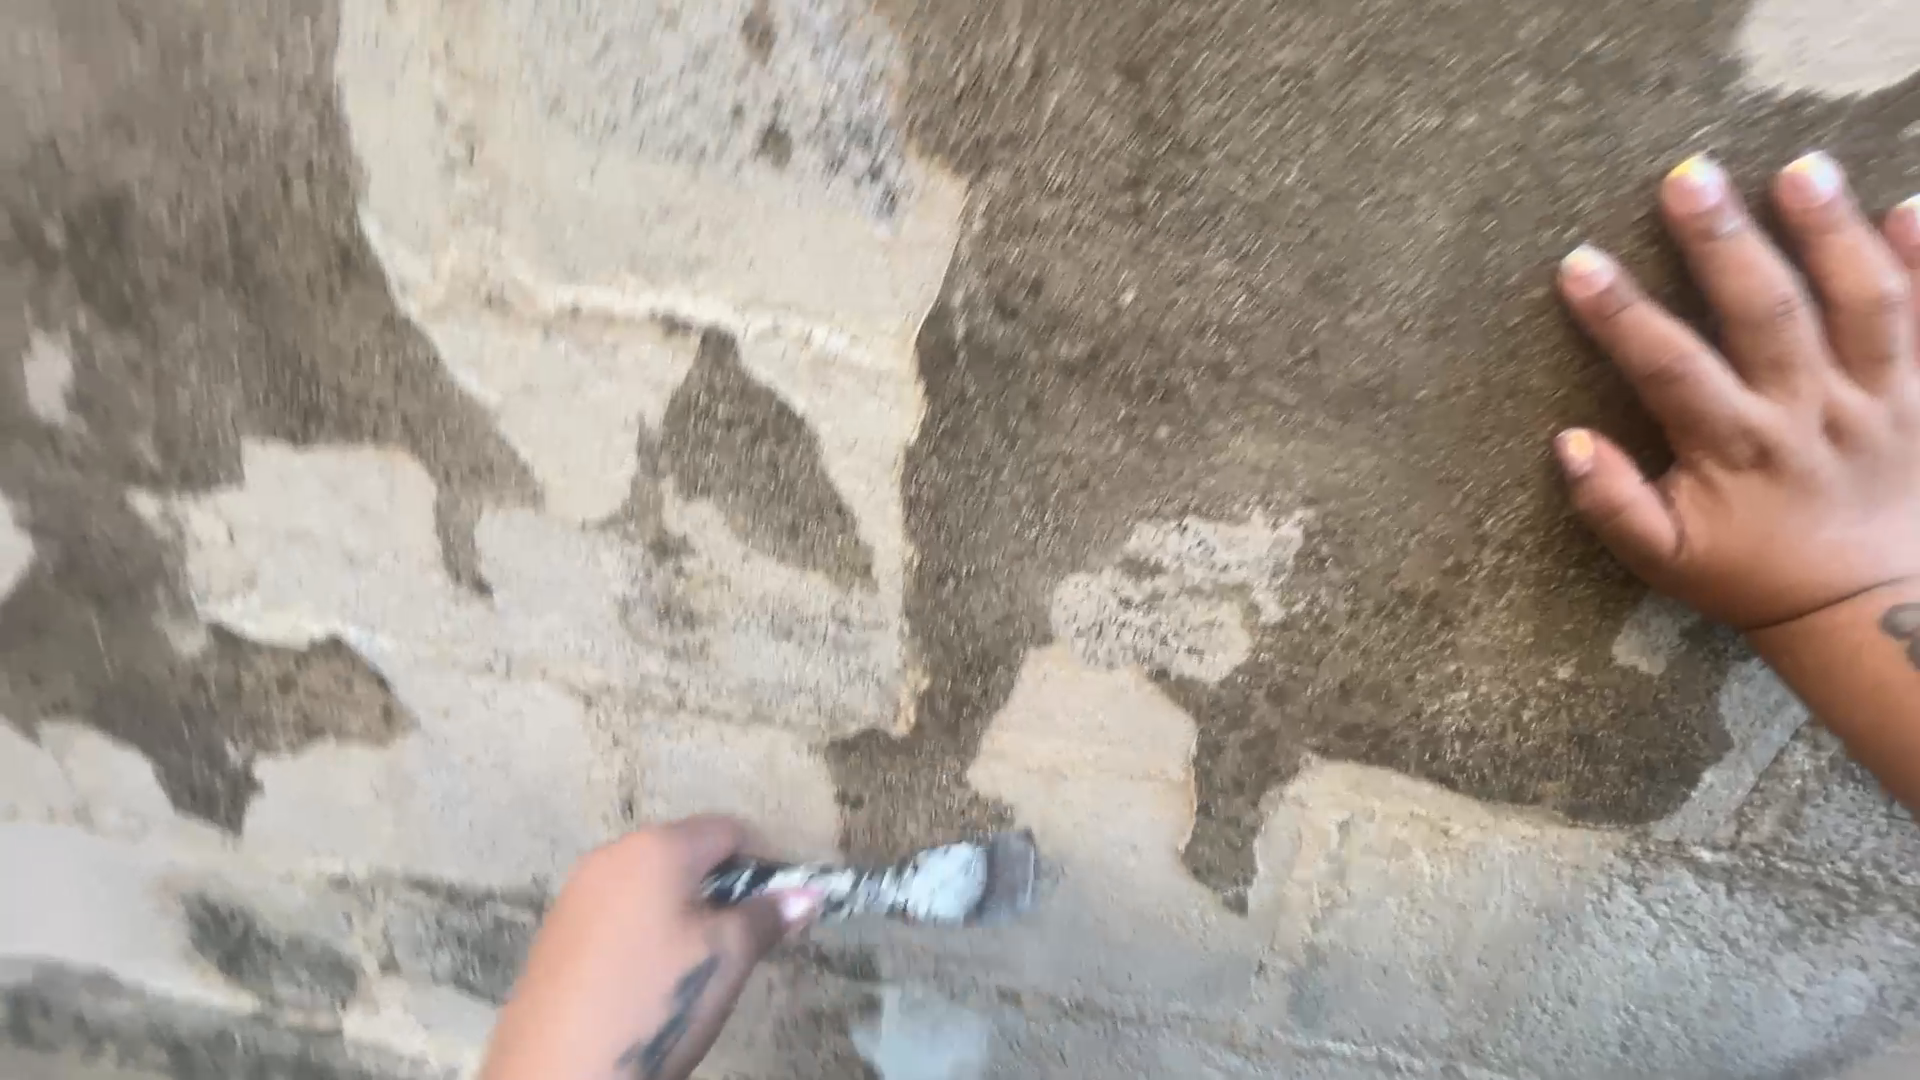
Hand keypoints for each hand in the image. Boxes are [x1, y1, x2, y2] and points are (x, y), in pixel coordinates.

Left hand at [479, 817, 821, 1079]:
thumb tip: (810, 894)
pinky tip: (652, 977)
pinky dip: (648, 927)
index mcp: (657, 848)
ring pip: (654, 882)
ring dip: (687, 908)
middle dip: (724, 887)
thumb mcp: (726, 958)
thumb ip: (768, 916)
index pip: (729, 830)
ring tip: (699, 962)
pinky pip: (620, 909)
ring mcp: (577, 892)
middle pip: (689, 852)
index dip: (764, 862)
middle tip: (743, 938)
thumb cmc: (655, 1004)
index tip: (779, 906)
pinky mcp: (555, 932)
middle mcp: (613, 854)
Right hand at [1555, 153, 1919, 630]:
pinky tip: (1909, 209)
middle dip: (1723, 241)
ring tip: (1797, 169)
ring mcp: (1887, 399)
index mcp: (1735, 447)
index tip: (1580, 264)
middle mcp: (1812, 411)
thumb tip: (1566, 441)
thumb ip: (1608, 501)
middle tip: (1690, 178)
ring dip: (1828, 230)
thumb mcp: (1657, 555)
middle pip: (1767, 311)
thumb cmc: (1747, 576)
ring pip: (1863, 300)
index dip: (1619, 313)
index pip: (1667, 365)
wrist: (1878, 609)